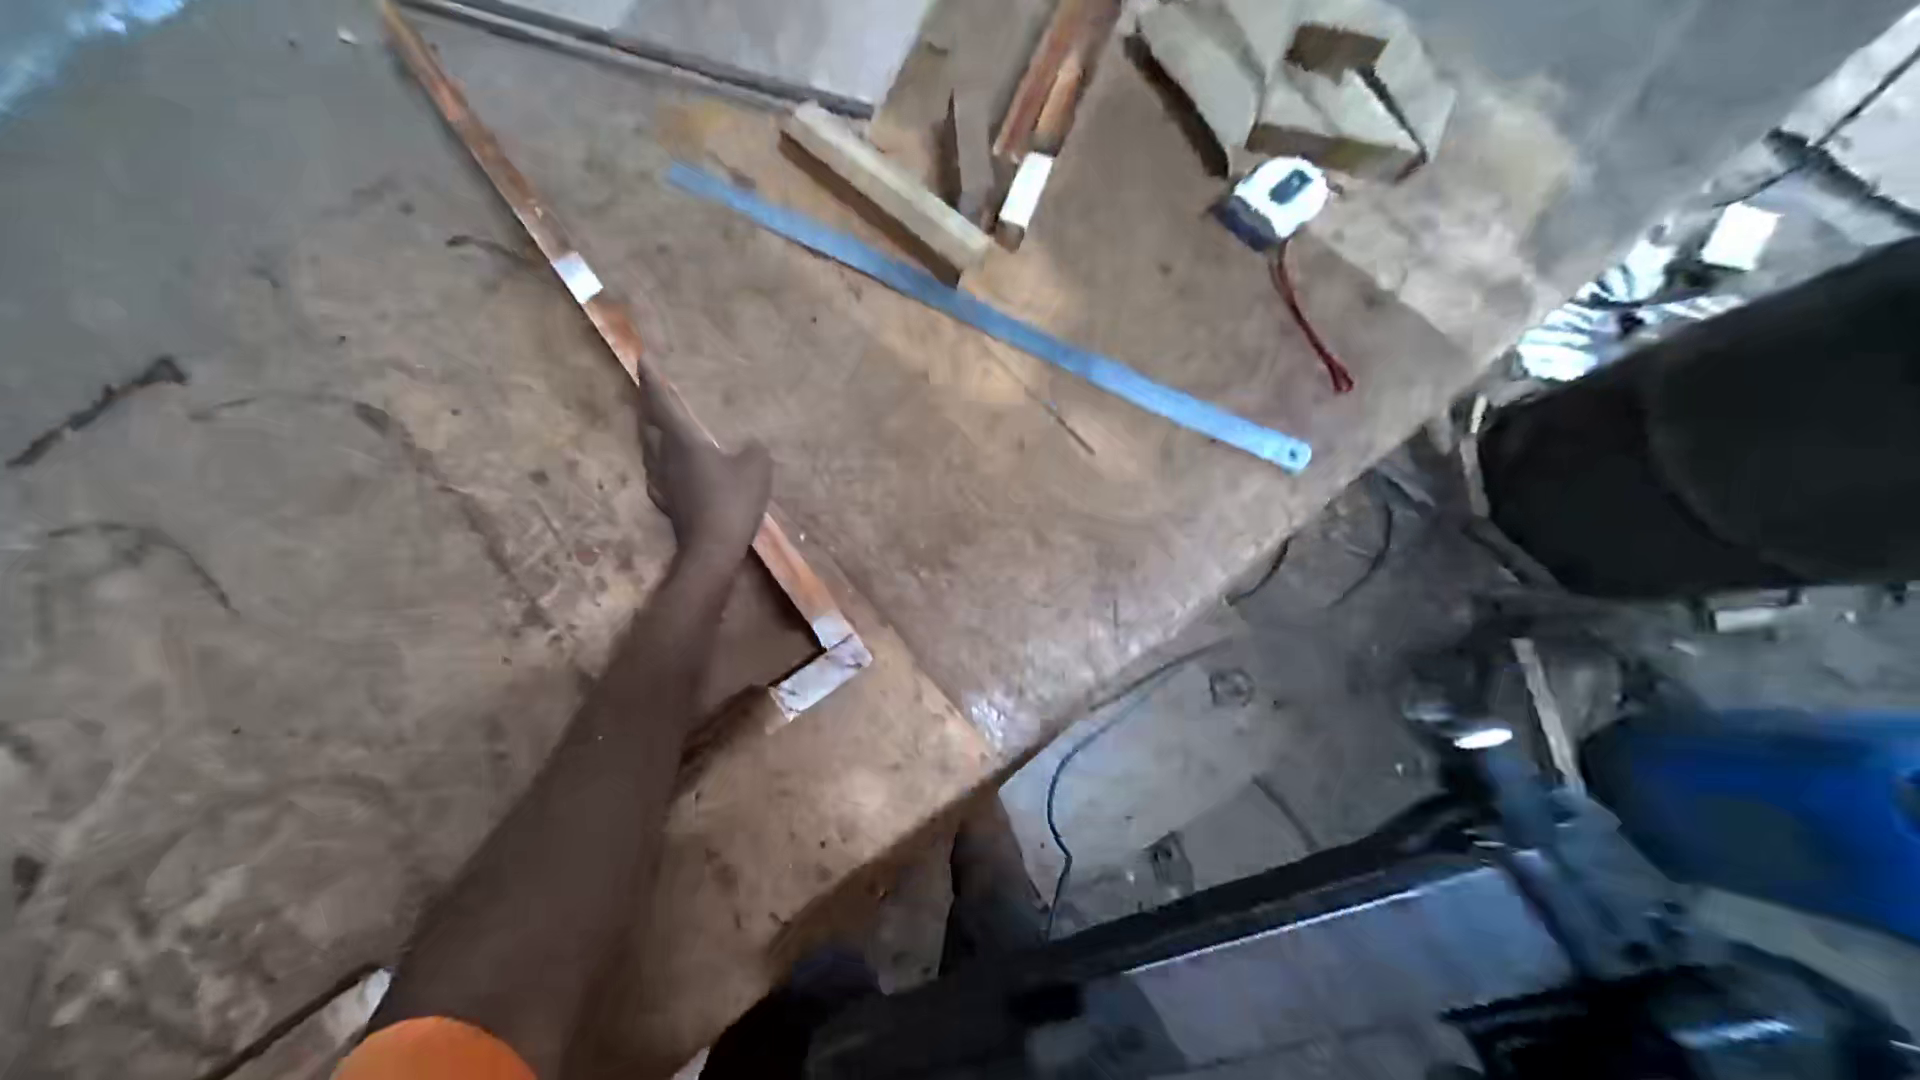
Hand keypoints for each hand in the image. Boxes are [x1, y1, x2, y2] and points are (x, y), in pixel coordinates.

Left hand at [636, 371, 771, 565]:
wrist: (711, 549)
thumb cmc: (732, 502)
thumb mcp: (756, 469)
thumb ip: (753, 449)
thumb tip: (750, 444)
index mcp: (683, 440)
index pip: (662, 402)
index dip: (652, 379)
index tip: (642, 359)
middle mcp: (664, 456)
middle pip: (648, 423)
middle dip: (647, 404)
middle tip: (649, 390)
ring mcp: (661, 481)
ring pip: (647, 447)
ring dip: (649, 430)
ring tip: (654, 422)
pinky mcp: (666, 502)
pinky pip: (656, 471)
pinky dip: (658, 459)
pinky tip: (665, 465)